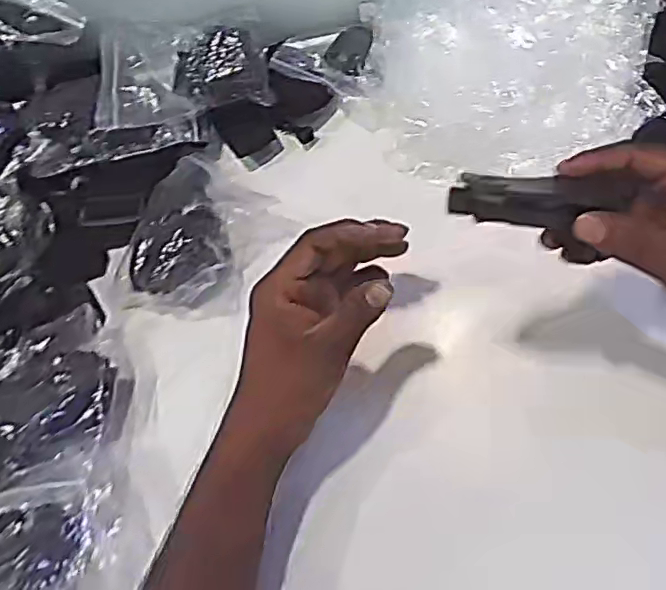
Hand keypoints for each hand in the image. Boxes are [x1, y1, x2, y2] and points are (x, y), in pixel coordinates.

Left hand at [226, 220, 408, 455]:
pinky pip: (341, 290)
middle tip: (399, 235)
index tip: (384, 233)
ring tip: (398, 249)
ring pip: (337, 268)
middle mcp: (291, 288)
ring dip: (366, 257)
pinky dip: (363, 282)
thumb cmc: (286, 389)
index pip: (318, 244)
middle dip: (365, 240)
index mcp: (281, 286)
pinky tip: (383, 281)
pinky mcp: (314, 320)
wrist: (265, 433)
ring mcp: (303, 304)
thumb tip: (384, 285)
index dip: (353, 232)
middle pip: (330, 251)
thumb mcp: (326, 347)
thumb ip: (357, 312)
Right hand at [556, 144, 665, 347]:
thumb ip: (628, 238)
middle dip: (584, 194)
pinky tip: (577, 250)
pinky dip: (602, 237)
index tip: (563, 173)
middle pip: (619, 178)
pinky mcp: (660, 232)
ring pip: (616, 204)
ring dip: (588, 219)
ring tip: (557, 234)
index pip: (632, 156)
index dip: (594, 163)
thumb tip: (582, 222)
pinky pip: (623, 227)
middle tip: (552, 205)